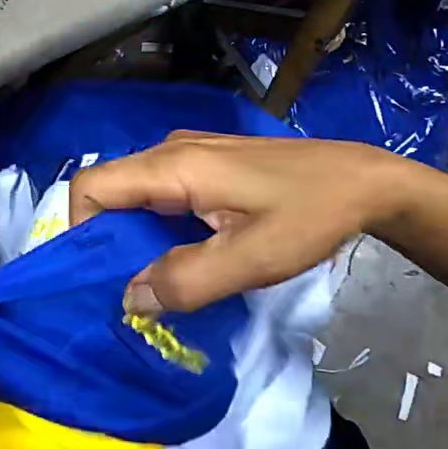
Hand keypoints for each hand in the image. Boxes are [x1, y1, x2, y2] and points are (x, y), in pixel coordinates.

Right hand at [70, 132, 422, 314]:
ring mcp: (200, 153)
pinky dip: (168, 228)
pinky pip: (172, 195)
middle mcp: (178, 150)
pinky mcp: (220, 164)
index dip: (79, 235)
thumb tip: (130, 298)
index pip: (91, 188)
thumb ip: (187, 281)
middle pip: (114, 193)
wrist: (368, 182)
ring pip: (143, 197)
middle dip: (112, 245)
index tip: (100, 281)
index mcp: (177, 166)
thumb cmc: (312, 215)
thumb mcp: (252, 259)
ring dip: (143, 240)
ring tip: (166, 282)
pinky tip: (196, 256)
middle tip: (135, 293)